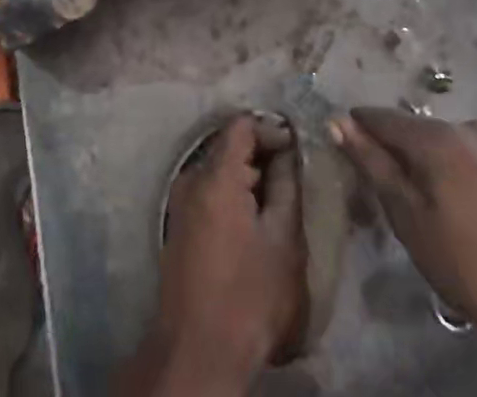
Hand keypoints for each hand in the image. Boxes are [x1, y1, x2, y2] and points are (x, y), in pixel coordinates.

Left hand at [117, 114, 302, 396]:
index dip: (272, 129)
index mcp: (215, 177)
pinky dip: (233, 192)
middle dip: (263, 153)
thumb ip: (287, 185)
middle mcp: (190, 180)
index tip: (298, 150)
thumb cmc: (249, 294)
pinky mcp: (179, 224)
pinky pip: (209, 190)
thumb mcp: (283, 237)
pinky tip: (256, 217)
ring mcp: (179, 203)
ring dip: (250, 175)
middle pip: (229, 145)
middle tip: (295, 175)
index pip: (242, 126)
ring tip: (280, 198)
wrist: (198, 350)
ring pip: (219, 169)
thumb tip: (288, 151)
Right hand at [332, 109, 476, 396]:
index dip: (357, 133)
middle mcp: (469, 126)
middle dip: (395, 156)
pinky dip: (457, 175)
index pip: (380, 118)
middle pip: (414, 131)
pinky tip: (466, 216)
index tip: (343, 158)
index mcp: (438, 137)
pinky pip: (473, 157)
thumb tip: (339, 123)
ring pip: (445, 145)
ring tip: (431, 216)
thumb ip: (375, 168)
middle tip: (389, 204)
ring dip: (428, 167)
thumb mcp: (412, 223)